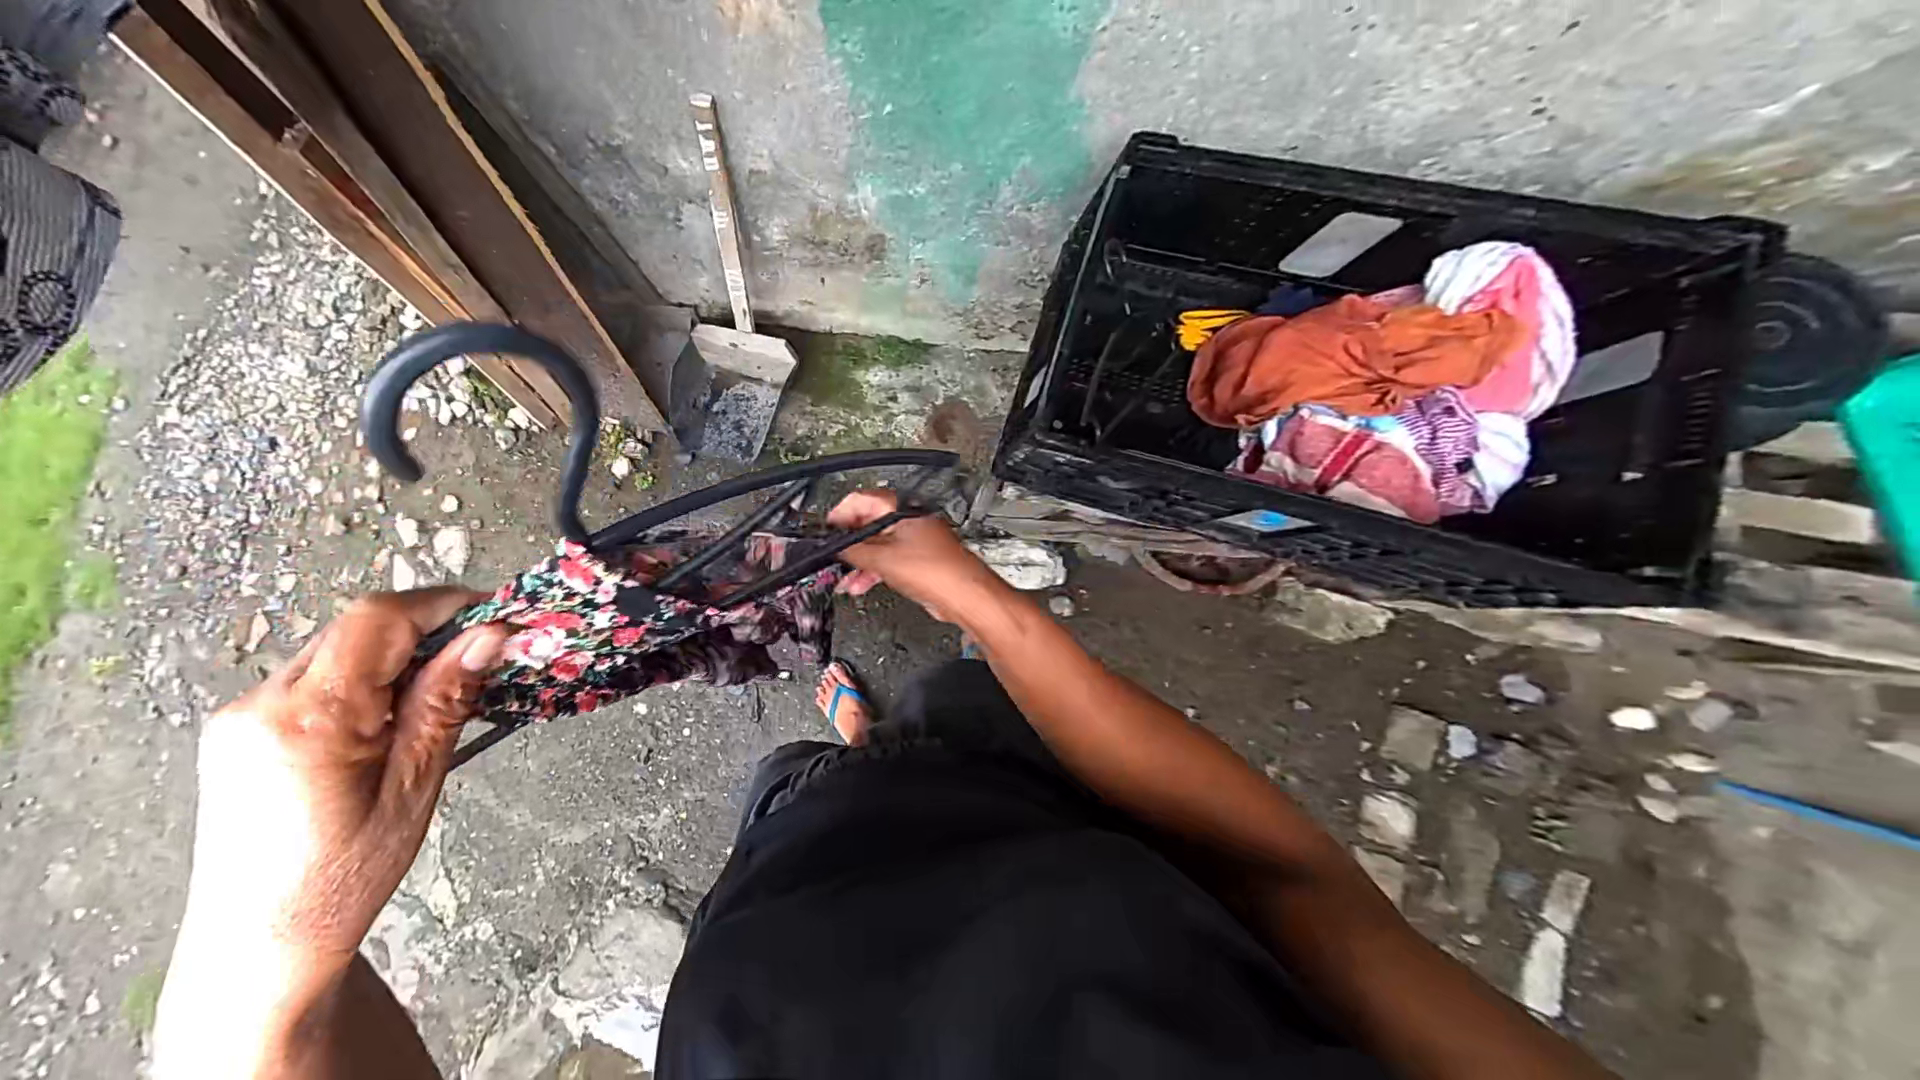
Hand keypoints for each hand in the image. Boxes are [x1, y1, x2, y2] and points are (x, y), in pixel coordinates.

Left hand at [170, 588, 507, 977]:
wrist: (257, 943)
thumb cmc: (347, 874)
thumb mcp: (416, 783)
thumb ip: (447, 699)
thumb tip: (493, 634)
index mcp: (307, 720)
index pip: (378, 619)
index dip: (444, 603)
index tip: (498, 616)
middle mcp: (260, 704)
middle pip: (359, 627)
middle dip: (430, 628)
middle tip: (485, 656)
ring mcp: (243, 714)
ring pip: (341, 647)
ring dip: (402, 652)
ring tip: (445, 692)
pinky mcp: (242, 726)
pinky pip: (319, 673)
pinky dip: (372, 675)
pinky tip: (398, 713)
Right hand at [828, 490, 1010, 623]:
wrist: (964, 596)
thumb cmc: (938, 571)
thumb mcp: (882, 559)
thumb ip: (854, 550)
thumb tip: (836, 546)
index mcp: (901, 509)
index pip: (862, 500)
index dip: (840, 514)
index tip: (827, 529)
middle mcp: (910, 521)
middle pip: (869, 524)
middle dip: (849, 542)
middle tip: (833, 554)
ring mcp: (916, 541)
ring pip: (878, 546)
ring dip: (859, 562)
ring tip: (843, 577)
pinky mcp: (919, 561)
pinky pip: (889, 561)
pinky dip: (873, 571)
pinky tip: (860, 584)